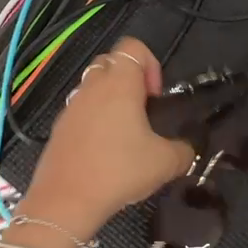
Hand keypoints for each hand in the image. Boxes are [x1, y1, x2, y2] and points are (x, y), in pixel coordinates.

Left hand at [20, 38, 194, 241]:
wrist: (66, 200)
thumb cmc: (119, 171)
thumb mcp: (166, 163)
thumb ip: (184, 150)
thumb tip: (188, 149)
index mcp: (120, 84)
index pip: (133, 46)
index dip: (150, 64)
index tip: (155, 97)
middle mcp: (92, 87)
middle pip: (111, 62)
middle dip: (130, 80)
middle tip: (143, 112)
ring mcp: (72, 106)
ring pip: (94, 86)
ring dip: (111, 100)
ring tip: (125, 134)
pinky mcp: (59, 127)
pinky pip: (81, 110)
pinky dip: (95, 120)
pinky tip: (105, 151)